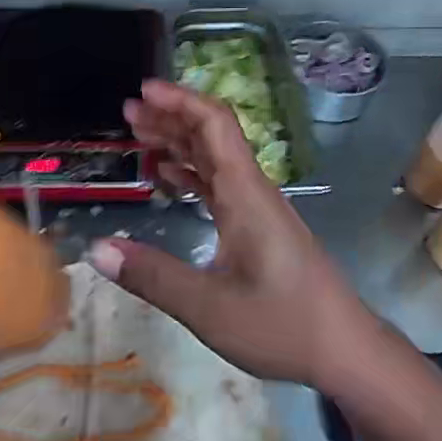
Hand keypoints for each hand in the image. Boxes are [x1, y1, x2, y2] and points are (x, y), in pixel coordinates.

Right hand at [88, 81, 381, 390]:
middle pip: (211, 135)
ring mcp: (256, 208)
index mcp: (244, 192)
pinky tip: (168, 178)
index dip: (179, 100)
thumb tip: (96, 249)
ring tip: (138, 135)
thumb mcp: (208, 307)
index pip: (214, 124)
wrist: (345, 350)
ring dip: (178, 142)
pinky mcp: (258, 227)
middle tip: (127, 111)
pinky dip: (191, 173)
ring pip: (214, 158)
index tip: (143, 90)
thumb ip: (152, 276)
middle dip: (170, 116)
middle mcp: (251, 190)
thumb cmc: (282, 324)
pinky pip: (219, 184)